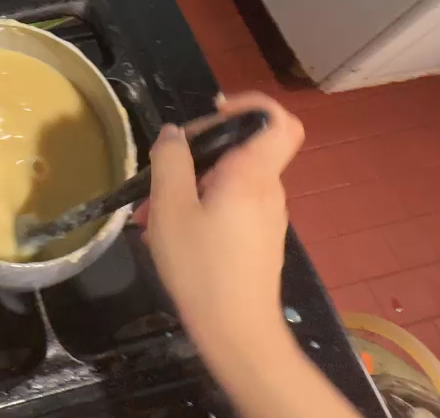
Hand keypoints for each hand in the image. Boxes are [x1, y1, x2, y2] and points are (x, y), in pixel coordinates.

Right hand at [139, 92, 304, 351]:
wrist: (237, 335)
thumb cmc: (202, 265)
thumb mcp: (170, 205)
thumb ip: (171, 160)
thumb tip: (174, 133)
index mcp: (252, 174)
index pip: (278, 121)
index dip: (250, 104)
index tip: (212, 113)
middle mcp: (268, 190)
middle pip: (245, 146)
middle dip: (203, 146)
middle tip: (167, 165)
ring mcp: (268, 216)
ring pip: (234, 175)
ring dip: (197, 178)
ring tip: (161, 202)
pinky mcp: (260, 238)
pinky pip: (234, 201)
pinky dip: (205, 200)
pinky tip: (176, 226)